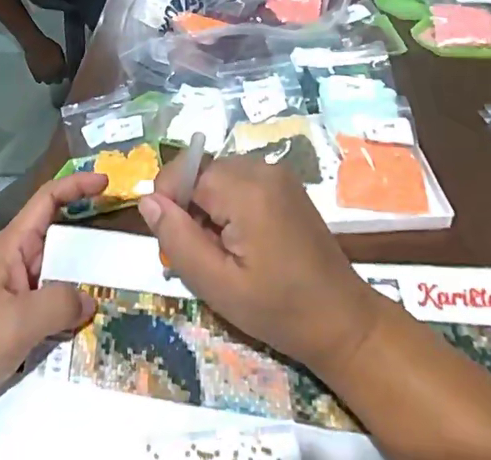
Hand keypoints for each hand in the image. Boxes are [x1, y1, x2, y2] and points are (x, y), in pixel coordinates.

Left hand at [0, 171, 107, 424]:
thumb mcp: (20, 322)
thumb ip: (60, 304)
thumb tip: (91, 299)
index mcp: (11, 246)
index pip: (47, 200)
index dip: (76, 186)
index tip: (106, 182)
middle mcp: (15, 262)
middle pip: (58, 236)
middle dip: (89, 234)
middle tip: (126, 240)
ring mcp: (15, 292)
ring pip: (58, 274)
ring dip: (84, 277)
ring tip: (121, 283)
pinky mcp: (15, 320)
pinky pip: (51, 304)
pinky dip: (72, 307)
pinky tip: (93, 323)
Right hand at [22, 35, 67, 83]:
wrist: (34, 45)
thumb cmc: (48, 45)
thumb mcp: (59, 51)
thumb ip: (62, 61)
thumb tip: (63, 65)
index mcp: (61, 68)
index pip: (66, 75)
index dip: (66, 72)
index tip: (65, 70)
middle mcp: (53, 75)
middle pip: (58, 81)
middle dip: (58, 76)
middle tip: (57, 70)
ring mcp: (44, 77)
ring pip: (49, 82)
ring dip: (50, 77)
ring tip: (48, 71)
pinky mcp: (35, 77)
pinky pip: (40, 80)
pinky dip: (41, 77)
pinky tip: (41, 71)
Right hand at [138, 156, 385, 374]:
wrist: (343, 322)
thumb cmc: (278, 309)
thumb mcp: (217, 284)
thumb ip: (177, 239)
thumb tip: (147, 200)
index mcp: (246, 189)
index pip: (182, 173)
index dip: (171, 206)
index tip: (182, 246)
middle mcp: (261, 168)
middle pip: (200, 173)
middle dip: (190, 209)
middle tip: (205, 256)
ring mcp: (276, 172)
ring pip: (216, 177)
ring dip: (208, 208)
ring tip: (225, 252)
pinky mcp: (284, 183)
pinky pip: (238, 182)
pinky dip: (229, 206)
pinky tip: (243, 242)